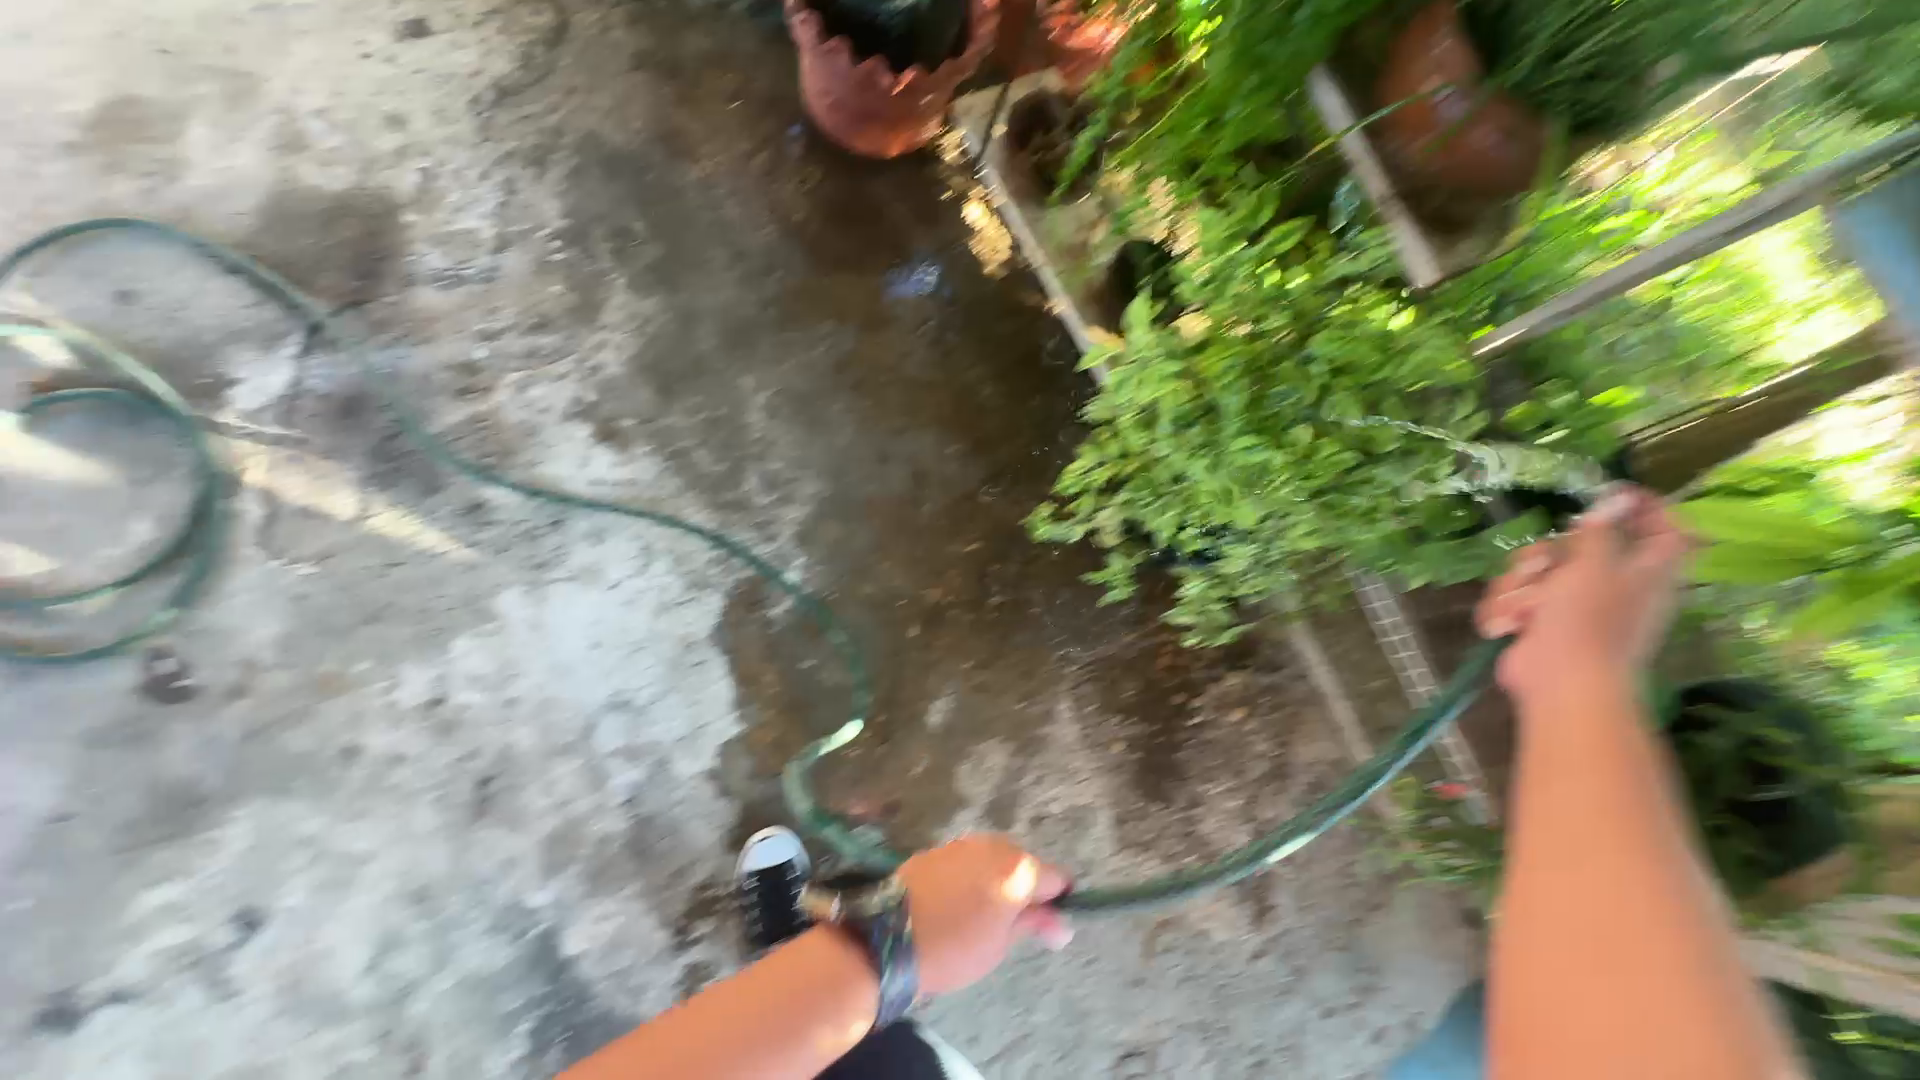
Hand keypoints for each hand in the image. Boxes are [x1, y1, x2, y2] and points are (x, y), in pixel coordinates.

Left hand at [897, 834, 1073, 996]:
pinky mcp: (938, 849)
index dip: (1056, 900)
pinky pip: (968, 861)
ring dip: (996, 880)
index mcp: (1017, 868)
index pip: (1055, 878)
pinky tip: (955, 903)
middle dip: (1024, 888)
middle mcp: (993, 846)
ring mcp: (963, 844)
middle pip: (1024, 864)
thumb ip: (1033, 923)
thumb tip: (1063, 923)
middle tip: (1010, 924)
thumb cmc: (954, 948)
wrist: (888, 937)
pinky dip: (971, 877)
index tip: (1047, 924)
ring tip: (980, 916)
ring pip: (994, 859)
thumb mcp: (1000, 944)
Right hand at [1475, 486, 1691, 708]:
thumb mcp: (1596, 565)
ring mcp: (1570, 606)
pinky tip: (1507, 627)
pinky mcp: (1536, 624)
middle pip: (1575, 546)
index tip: (1611, 491)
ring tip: (1521, 611)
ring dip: (1517, 588)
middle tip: (1541, 569)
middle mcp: (1610, 584)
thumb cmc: (1589, 623)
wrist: (1560, 683)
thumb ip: (1602, 530)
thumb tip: (1614, 499)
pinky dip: (1504, 611)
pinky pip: (1511, 599)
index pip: (1665, 528)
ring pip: (1533, 572)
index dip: (1645, 506)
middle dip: (1545, 555)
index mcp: (1646, 571)